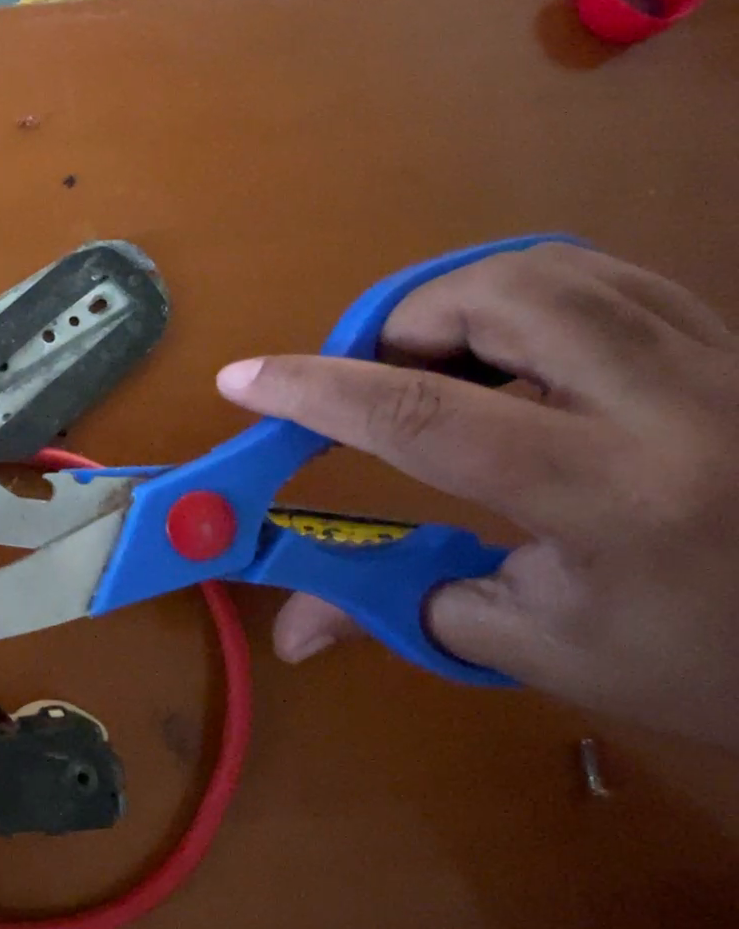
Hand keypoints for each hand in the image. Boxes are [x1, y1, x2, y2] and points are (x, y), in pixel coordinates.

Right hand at [215, 242, 738, 749]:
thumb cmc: (707, 659)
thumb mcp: (536, 646)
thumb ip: (394, 607)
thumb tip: (285, 631)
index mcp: (611, 496)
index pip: (426, 414)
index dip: (315, 391)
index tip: (240, 380)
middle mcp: (675, 406)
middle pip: (502, 295)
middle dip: (402, 324)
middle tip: (376, 381)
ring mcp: (724, 360)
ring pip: (554, 269)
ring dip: (457, 305)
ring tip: (438, 370)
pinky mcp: (737, 342)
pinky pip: (604, 279)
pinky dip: (522, 301)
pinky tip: (508, 359)